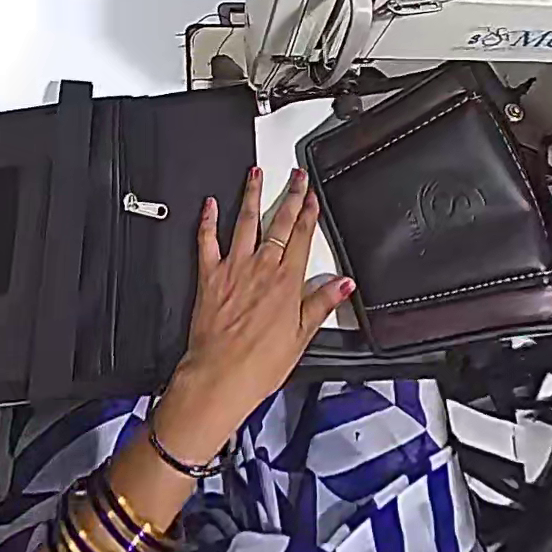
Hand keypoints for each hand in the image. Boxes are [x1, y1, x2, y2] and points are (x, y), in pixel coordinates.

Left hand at [151, 167, 353, 463]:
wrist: (218, 378)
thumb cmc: (258, 364)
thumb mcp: (301, 337)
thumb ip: (322, 303)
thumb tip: (344, 284)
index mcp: (285, 281)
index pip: (301, 236)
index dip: (308, 212)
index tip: (311, 195)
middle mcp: (261, 267)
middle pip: (280, 222)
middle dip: (290, 195)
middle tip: (296, 176)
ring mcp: (234, 268)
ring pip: (246, 221)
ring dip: (252, 194)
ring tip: (255, 174)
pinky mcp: (210, 276)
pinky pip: (207, 241)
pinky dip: (207, 221)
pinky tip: (209, 204)